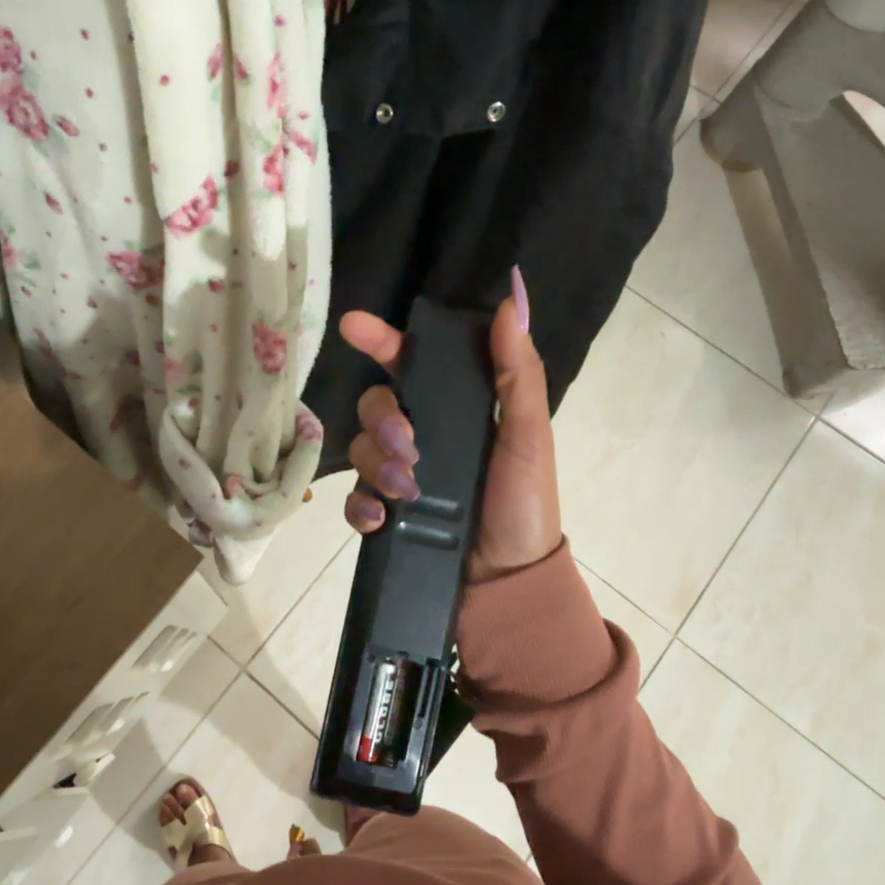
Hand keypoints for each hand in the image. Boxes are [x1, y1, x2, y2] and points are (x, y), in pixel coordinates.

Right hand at [340, 269, 562, 583]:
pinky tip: (380, 518)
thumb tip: (512, 301)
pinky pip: (353, 498)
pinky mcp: (385, 514)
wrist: (509, 583)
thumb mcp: (530, 437)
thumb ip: (518, 372)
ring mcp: (399, 476)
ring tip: (405, 493)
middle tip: (408, 448)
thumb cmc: (525, 504)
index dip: (383, 340)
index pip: (412, 364)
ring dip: (376, 465)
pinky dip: (361, 505)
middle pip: (376, 406)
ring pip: (361, 450)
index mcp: (455, 411)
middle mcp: (422, 436)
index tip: (354, 326)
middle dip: (382, 420)